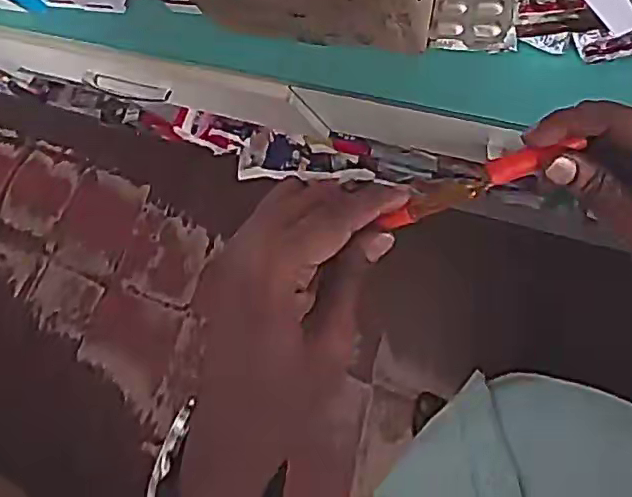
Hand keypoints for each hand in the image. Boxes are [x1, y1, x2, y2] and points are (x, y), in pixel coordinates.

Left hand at [179, 180, 407, 495]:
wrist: (227, 436)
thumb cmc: (284, 401)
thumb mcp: (331, 343)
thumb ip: (353, 277)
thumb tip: (380, 233)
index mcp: (272, 270)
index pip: (331, 216)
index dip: (372, 201)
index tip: (403, 194)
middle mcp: (246, 248)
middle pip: (307, 196)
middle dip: (351, 196)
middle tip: (388, 210)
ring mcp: (233, 250)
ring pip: (287, 196)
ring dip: (326, 199)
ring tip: (361, 219)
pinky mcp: (231, 257)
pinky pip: (271, 212)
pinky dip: (303, 210)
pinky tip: (327, 231)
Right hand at [527, 101, 631, 344]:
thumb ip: (602, 194)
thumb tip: (554, 162)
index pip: (613, 117)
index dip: (566, 125)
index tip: (530, 144)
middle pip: (608, 128)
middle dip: (567, 144)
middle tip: (530, 168)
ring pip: (610, 147)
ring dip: (577, 163)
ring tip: (546, 185)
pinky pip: (620, 168)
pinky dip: (594, 179)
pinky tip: (576, 197)